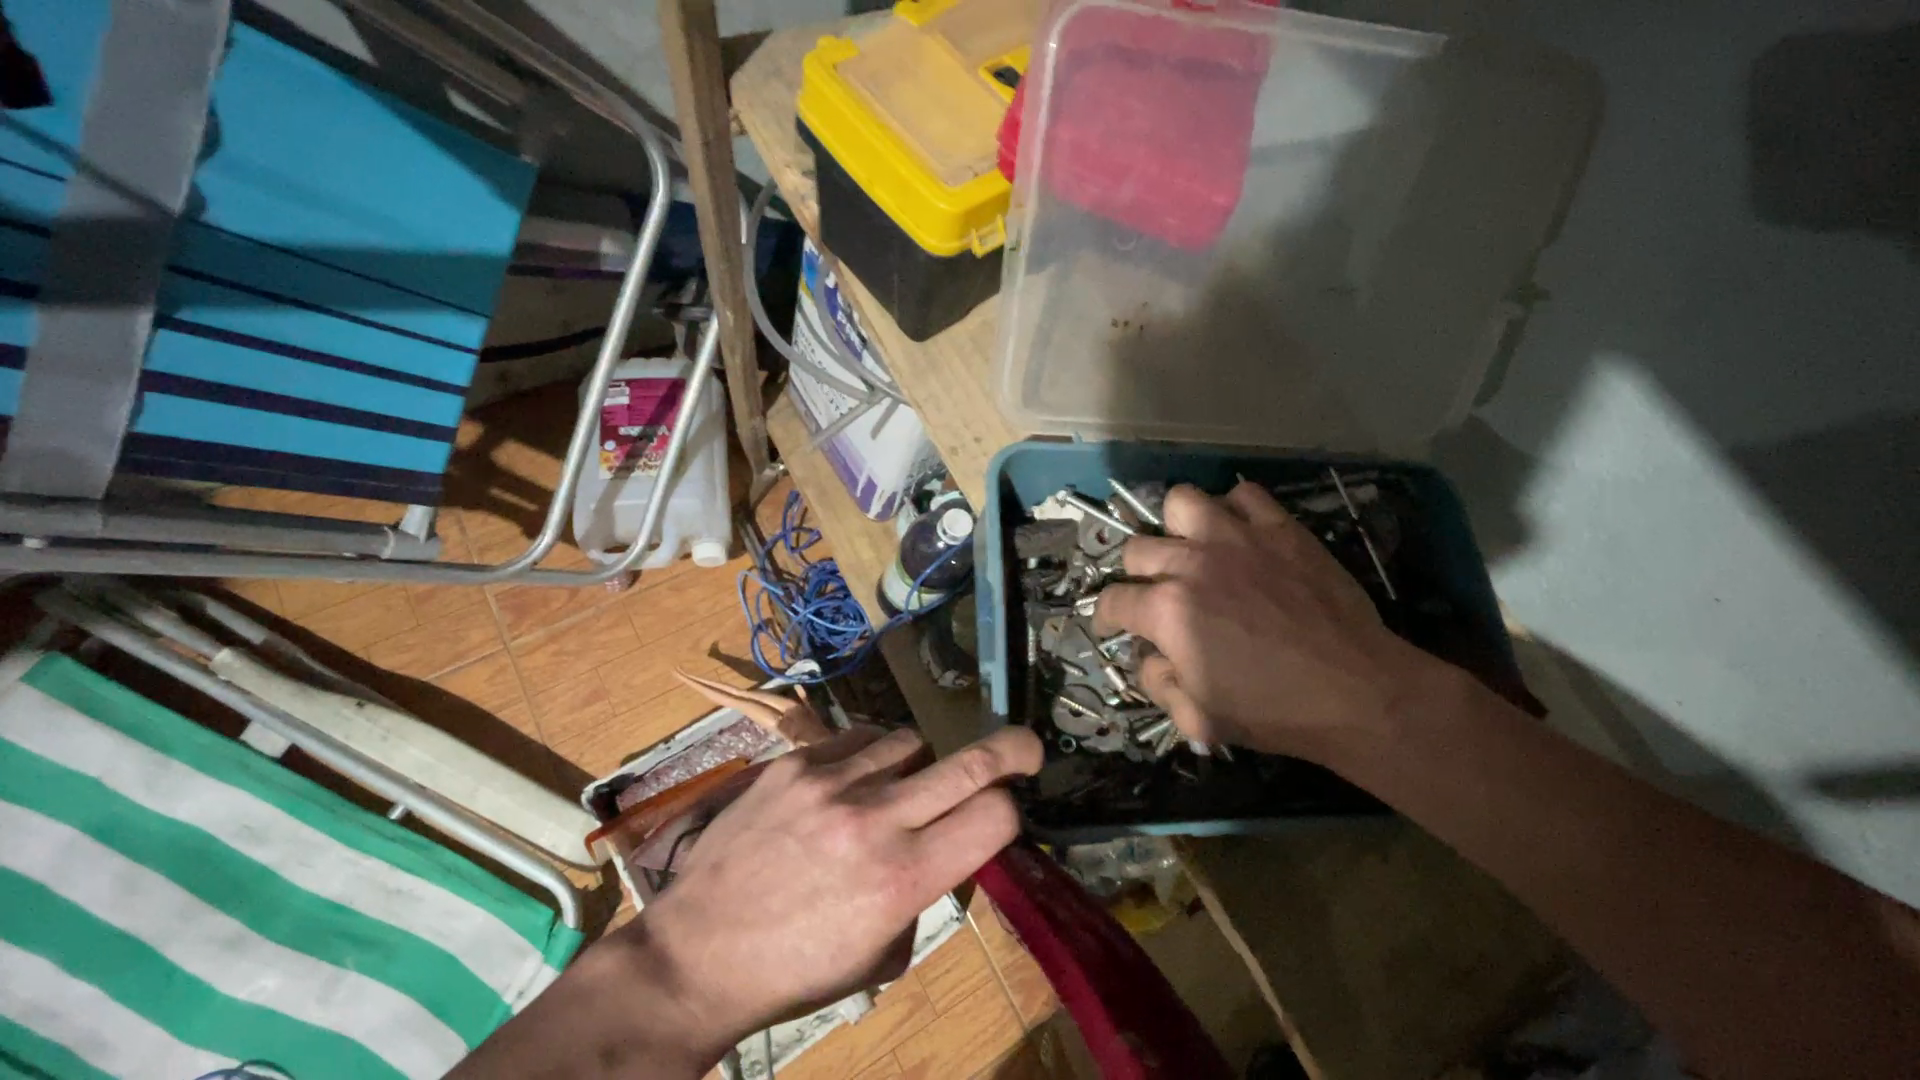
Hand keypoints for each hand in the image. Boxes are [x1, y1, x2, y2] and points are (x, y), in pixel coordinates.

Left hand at [629, 725, 1042, 1060]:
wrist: (698, 952)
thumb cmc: (798, 970)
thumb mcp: (883, 954)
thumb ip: (930, 893)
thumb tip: (954, 846)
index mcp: (904, 879)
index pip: (996, 815)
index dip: (1011, 813)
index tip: (1006, 813)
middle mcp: (875, 820)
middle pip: (974, 762)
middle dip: (1014, 750)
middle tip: (1027, 748)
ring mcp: (830, 783)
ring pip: (912, 741)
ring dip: (920, 763)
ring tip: (899, 787)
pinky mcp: (792, 763)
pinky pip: (857, 738)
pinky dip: (870, 754)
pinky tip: (853, 779)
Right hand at [1094, 481, 1443, 761]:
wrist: (1359, 692)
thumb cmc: (1275, 712)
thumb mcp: (1198, 719)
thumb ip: (1156, 683)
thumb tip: (1148, 656)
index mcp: (1167, 611)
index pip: (1112, 600)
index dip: (1106, 617)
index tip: (1116, 627)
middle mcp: (1193, 563)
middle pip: (1137, 549)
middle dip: (1136, 577)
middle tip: (1156, 597)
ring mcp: (1239, 538)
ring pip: (1181, 502)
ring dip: (1176, 528)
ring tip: (1192, 550)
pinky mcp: (1281, 529)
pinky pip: (1244, 495)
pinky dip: (1233, 510)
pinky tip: (1239, 535)